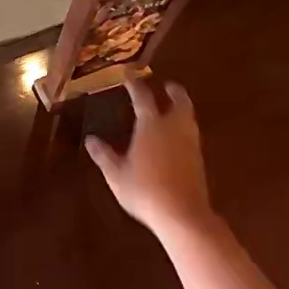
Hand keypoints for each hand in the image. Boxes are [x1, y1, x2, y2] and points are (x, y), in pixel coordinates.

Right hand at [86, 73, 215, 238]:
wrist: (181, 213)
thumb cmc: (144, 190)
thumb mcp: (116, 174)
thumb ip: (104, 155)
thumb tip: (90, 140)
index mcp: (151, 125)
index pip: (143, 97)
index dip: (135, 84)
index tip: (129, 75)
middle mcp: (173, 128)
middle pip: (179, 101)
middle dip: (174, 91)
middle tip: (168, 86)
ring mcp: (190, 142)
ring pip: (188, 117)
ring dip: (182, 108)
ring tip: (173, 109)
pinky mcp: (198, 158)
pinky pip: (191, 134)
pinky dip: (184, 127)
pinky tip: (177, 138)